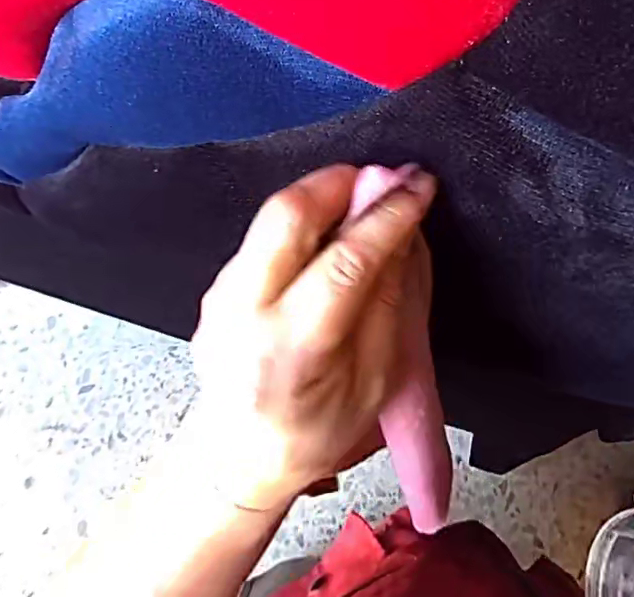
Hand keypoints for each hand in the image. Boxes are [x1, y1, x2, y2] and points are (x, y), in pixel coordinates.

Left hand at [181, 163, 436, 510]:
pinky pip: (264, 230)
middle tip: (382, 179)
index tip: (417, 186)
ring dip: (323, 193)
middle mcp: (243, 313)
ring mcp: (221, 294)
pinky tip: (329, 230)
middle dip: (341, 182)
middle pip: (287, 214)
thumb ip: (387, 296)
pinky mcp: (216, 282)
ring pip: (272, 213)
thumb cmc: (313, 430)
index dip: (389, 214)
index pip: (345, 261)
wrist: (237, 454)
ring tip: (362, 200)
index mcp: (291, 351)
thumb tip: (400, 228)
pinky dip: (303, 216)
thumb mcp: (375, 381)